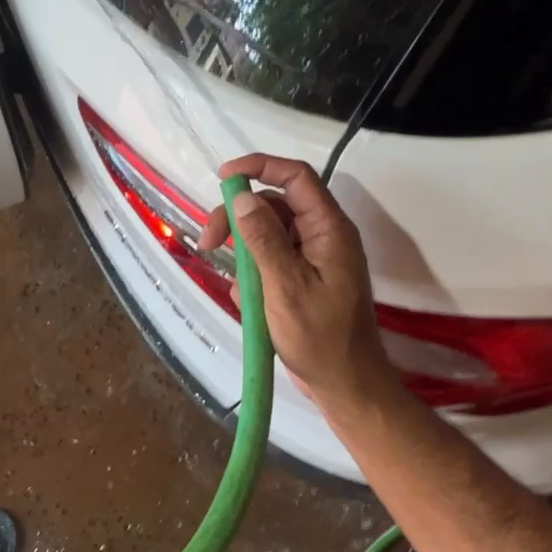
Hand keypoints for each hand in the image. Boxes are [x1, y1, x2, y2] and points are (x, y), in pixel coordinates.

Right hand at [199, 154, 399, 412]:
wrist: (344, 383)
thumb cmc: (319, 337)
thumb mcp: (285, 287)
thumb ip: (263, 240)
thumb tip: (243, 198)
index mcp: (328, 230)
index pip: (296, 177)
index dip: (260, 167)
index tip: (223, 177)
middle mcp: (321, 236)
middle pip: (274, 204)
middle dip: (238, 216)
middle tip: (207, 242)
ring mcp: (312, 259)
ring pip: (267, 233)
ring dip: (241, 249)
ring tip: (228, 280)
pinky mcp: (301, 279)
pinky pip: (269, 261)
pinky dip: (250, 274)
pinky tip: (244, 299)